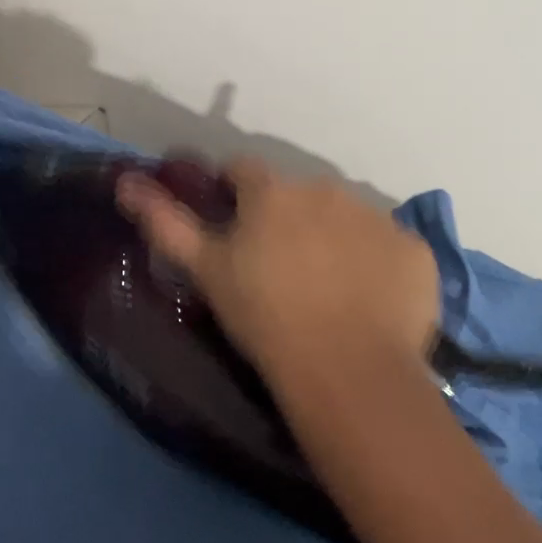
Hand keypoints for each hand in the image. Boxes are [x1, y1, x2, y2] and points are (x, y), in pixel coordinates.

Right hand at [116, 161, 438, 374]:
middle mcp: (327, 189)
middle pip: (298, 195)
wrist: (347, 370)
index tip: (229, 226)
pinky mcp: (416, 251)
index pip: (243, 172)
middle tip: (276, 267)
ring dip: (332, 237)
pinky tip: (365, 301)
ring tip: (324, 287)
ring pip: (345, 218)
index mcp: (273, 191)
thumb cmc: (263, 316)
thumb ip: (165, 221)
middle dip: (286, 218)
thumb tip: (125, 181)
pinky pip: (388, 248)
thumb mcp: (205, 269)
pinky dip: (375, 264)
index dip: (232, 194)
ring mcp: (378, 218)